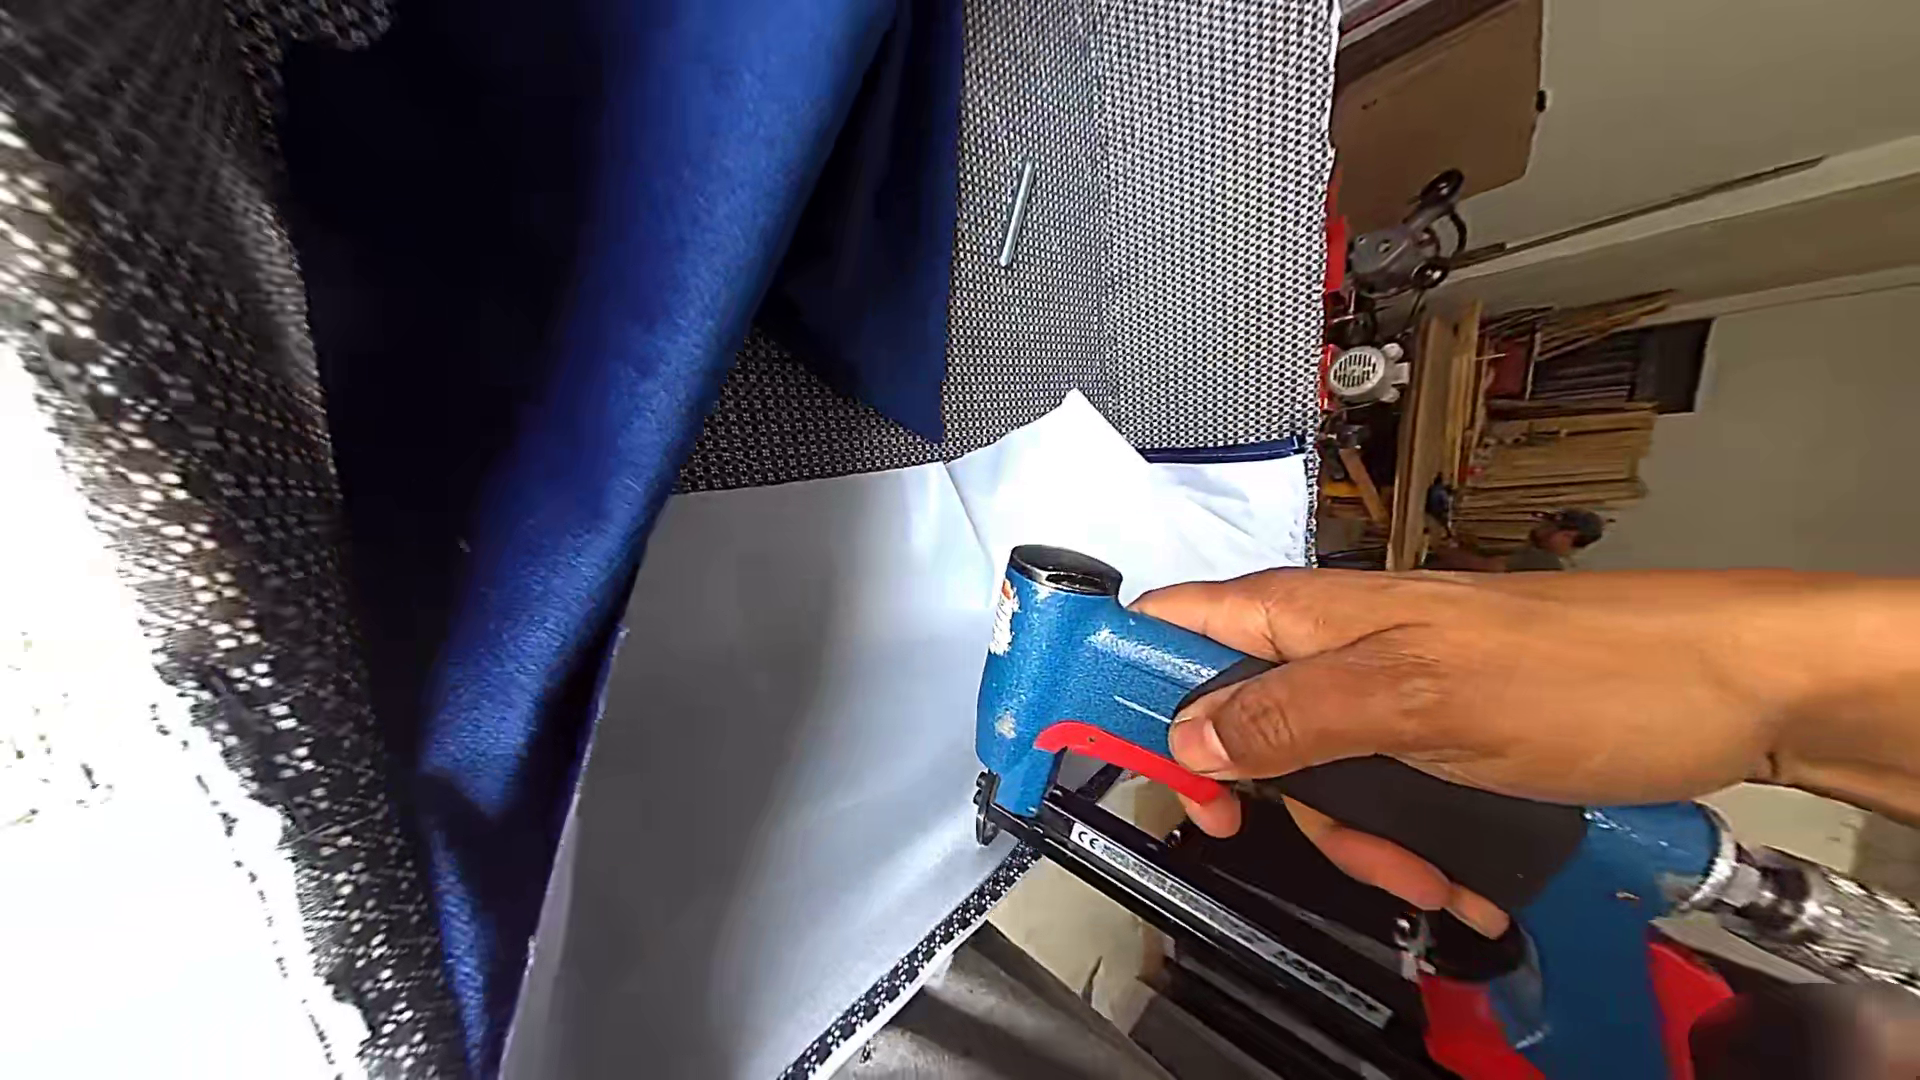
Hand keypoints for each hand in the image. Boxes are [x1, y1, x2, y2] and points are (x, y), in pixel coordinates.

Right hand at [1133, 569, 1827, 935]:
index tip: (1118, 740)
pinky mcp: (1391, 729)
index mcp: (1284, 614)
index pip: (1164, 622)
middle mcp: (1301, 646)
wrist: (1718, 692)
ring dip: (1328, 824)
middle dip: (1234, 778)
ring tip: (1406, 865)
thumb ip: (1286, 716)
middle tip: (1239, 824)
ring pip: (1284, 762)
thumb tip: (1186, 739)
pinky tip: (1433, 865)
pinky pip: (1346, 785)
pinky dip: (1377, 832)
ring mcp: (1347, 690)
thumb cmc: (1558, 672)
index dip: (1126, 671)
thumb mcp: (1407, 699)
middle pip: (1214, 708)